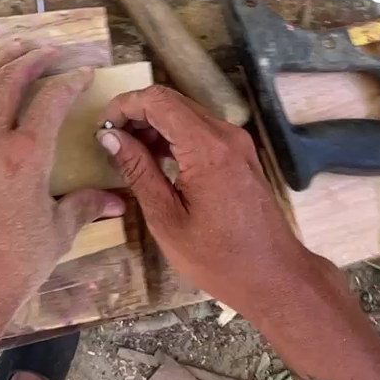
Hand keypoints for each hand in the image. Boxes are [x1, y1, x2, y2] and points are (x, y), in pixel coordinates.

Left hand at [0, 43, 125, 321]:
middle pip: (10, 81)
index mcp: (26, 154)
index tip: (84, 72)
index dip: (70, 81)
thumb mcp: (56, 235)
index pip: (51, 100)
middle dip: (31, 58)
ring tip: (12, 48)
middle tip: (47, 48)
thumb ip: (84, 207)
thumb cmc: (12, 265)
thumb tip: (115, 201)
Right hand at [99, 85, 325, 320]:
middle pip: (170, 101)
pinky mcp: (239, 153)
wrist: (277, 278)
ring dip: (153, 125)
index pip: (157, 101)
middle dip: (136, 114)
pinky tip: (155, 161)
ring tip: (129, 154)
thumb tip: (109, 137)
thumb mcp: (166, 218)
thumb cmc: (218, 258)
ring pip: (184, 113)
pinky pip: (199, 129)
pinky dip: (172, 136)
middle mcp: (225, 134)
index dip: (124, 106)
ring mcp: (236, 142)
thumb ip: (138, 170)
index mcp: (207, 148)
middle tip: (111, 142)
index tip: (102, 129)